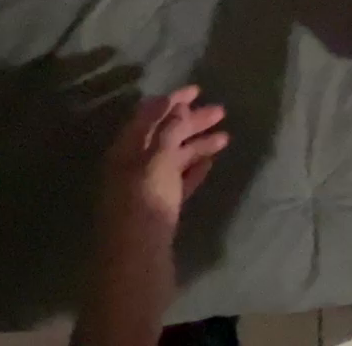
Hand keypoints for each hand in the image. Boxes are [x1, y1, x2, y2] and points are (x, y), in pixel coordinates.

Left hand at [98, 86, 229, 238]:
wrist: (138, 263)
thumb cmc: (145, 202)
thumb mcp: (157, 160)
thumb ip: (169, 131)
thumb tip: (178, 107)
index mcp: (126, 149)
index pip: (148, 114)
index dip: (172, 100)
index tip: (197, 90)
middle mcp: (134, 165)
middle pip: (164, 135)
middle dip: (191, 121)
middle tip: (220, 111)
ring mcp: (147, 188)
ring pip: (174, 158)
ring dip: (198, 144)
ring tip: (225, 137)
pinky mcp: (160, 209)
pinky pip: (179, 180)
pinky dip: (194, 168)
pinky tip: (210, 161)